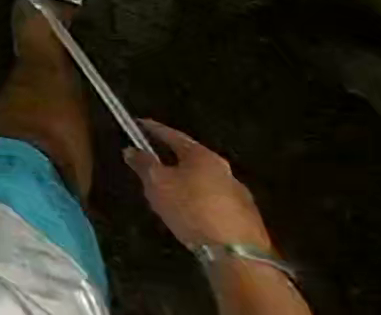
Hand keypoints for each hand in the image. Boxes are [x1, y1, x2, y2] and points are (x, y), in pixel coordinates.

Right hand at [126, 119, 273, 249]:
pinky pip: (215, 200)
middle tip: (150, 157)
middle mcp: (226, 172)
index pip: (172, 135)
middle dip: (170, 158)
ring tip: (167, 187)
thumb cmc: (190, 208)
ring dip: (186, 180)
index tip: (137, 123)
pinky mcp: (248, 220)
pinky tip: (188, 209)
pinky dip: (199, 199)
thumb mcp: (155, 182)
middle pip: (191, 158)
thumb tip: (132, 150)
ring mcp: (241, 197)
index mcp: (203, 156)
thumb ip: (142, 162)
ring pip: (204, 180)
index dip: (152, 128)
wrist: (238, 257)